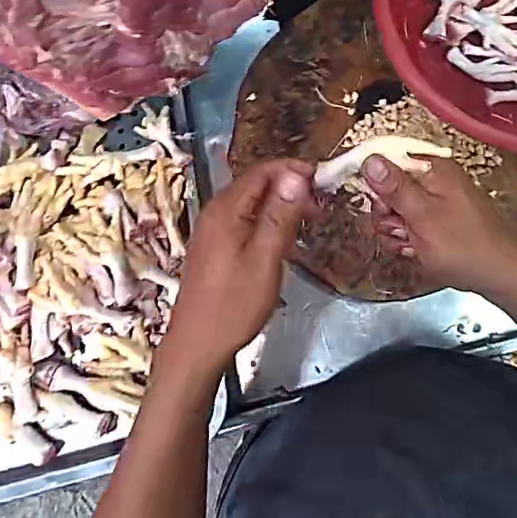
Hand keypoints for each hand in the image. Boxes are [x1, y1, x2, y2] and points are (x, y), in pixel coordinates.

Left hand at [155, 159, 312, 383]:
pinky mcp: (214, 248)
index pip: (261, 172)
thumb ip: (281, 214)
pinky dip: (267, 220)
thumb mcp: (265, 257)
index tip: (321, 178)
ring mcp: (212, 232)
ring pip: (251, 203)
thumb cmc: (234, 305)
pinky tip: (284, 238)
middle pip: (255, 185)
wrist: (196, 348)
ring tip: (309, 217)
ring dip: (281, 204)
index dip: (292, 169)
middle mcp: (215, 214)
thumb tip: (296, 175)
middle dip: (289, 186)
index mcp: (226, 211)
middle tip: (320, 201)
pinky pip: (244, 220)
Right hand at [363, 155, 516, 297]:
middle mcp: (436, 180)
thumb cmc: (462, 245)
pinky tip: (418, 251)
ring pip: (397, 211)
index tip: (384, 209)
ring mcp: (438, 202)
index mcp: (434, 169)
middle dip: (388, 215)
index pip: (389, 163)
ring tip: (413, 244)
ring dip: (397, 232)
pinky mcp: (440, 221)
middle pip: (390, 190)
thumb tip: (370, 159)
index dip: (378, 187)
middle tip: (403, 231)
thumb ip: (394, 187)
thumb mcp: (422, 215)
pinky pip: (411, 225)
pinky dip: (409, 240)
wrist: (498, 273)